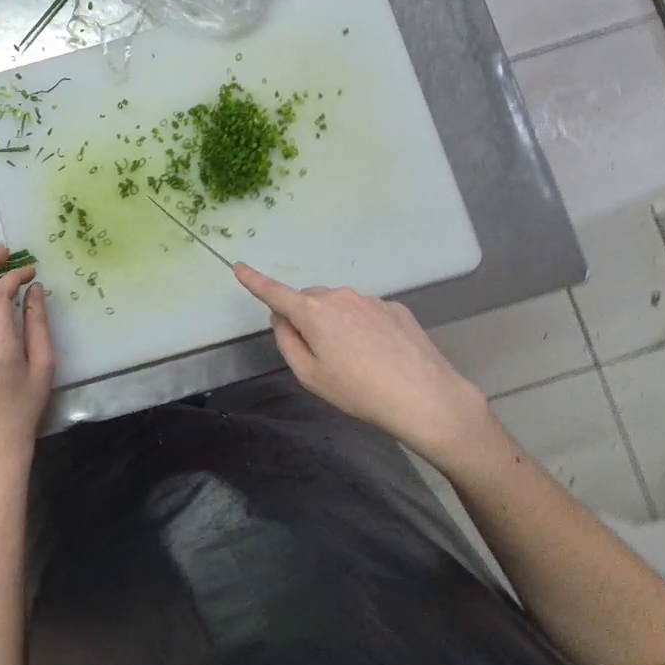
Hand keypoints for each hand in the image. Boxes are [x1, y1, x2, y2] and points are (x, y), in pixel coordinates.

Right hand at [233, 263, 488, 460]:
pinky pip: (367, 312)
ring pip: (339, 306)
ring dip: (337, 323)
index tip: (238, 267)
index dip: (253, 280)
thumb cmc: (359, 392)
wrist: (426, 398)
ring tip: (356, 360)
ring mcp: (371, 300)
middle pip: (309, 300)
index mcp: (312, 313)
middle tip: (320, 355)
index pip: (274, 292)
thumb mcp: (310, 376)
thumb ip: (287, 342)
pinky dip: (363, 327)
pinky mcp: (396, 308)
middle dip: (306, 317)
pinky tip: (380, 355)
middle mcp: (340, 297)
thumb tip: (283, 319)